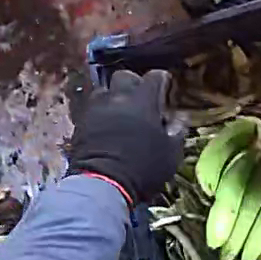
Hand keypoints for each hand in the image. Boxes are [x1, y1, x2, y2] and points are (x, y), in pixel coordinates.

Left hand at [66, 69, 182, 203]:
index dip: (162, 80)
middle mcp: (118, 97)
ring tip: (121, 113)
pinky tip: (107, 127)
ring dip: (114, 98)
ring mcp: (96, 108)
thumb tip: (180, 119)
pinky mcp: (80, 122)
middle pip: (125, 77)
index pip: (155, 77)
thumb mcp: (171, 154)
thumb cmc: (144, 168)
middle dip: (134, 84)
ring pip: (105, 91)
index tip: (166, 87)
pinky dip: (101, 114)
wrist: (103, 183)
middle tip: (141, 100)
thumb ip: (177, 132)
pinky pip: (92, 109)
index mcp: (143, 101)